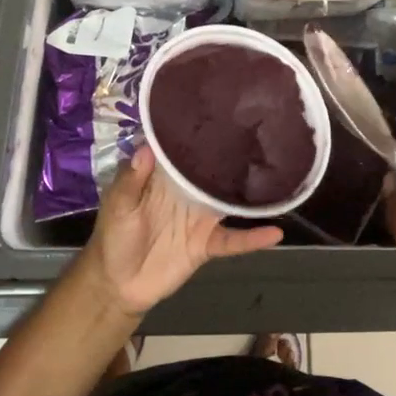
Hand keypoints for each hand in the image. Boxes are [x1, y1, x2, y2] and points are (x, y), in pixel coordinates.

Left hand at [83, 147, 283, 316]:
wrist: (118, 285)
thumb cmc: (114, 237)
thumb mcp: (118, 206)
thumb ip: (131, 180)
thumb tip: (147, 148)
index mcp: (166, 176)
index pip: (186, 148)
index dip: (201, 131)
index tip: (223, 109)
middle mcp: (188, 191)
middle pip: (214, 170)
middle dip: (234, 154)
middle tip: (264, 133)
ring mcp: (200, 217)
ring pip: (230, 200)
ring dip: (251, 192)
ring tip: (282, 174)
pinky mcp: (207, 244)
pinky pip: (233, 240)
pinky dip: (253, 239)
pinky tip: (276, 233)